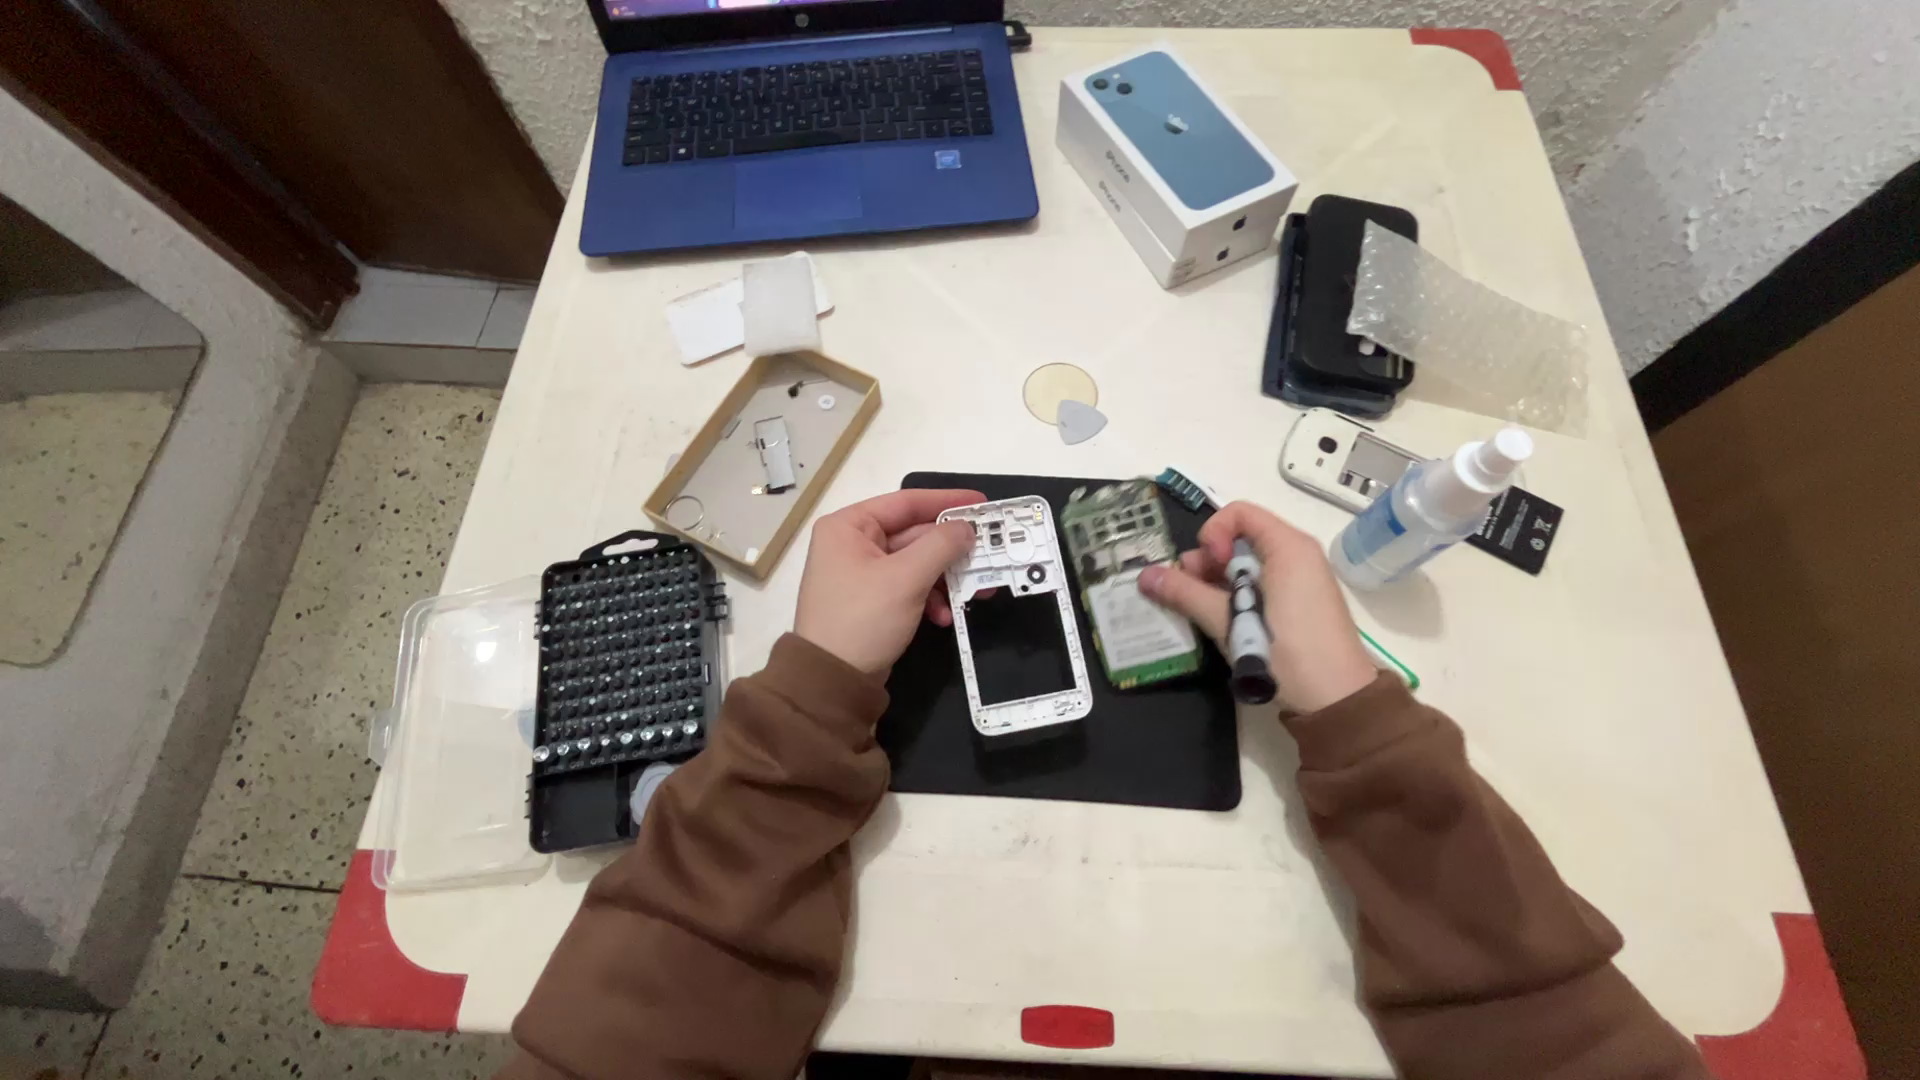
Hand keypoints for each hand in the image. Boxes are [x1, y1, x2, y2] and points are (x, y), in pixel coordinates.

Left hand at [794, 488, 984, 674]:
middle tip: (989, 553)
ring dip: (946, 578)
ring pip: (916, 563)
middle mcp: (852, 543)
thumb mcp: (906, 578)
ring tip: (977, 591)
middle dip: (952, 550)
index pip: (906, 502)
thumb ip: (941, 545)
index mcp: (849, 526)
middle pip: (914, 534)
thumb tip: (967, 527)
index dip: (947, 501)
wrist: (832, 682)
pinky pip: (909, 586)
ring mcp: (861, 573)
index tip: (982, 504)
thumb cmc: (863, 619)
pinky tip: (944, 616)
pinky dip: (930, 598)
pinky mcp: (872, 600)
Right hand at [1139, 501, 1375, 712]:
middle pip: (1239, 539)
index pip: (1238, 513)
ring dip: (1216, 583)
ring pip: (1245, 564)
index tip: (1204, 568)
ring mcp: (1298, 579)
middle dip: (1206, 562)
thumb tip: (1144, 576)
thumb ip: (1185, 594)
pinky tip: (1221, 620)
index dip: (1212, 533)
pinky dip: (1234, 595)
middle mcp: (1296, 555)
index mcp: (1288, 547)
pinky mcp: (1296, 602)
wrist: (1338, 700)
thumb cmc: (1286, 652)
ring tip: (1200, 611)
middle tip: (1188, 593)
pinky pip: (1258, 584)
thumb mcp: (1229, 622)